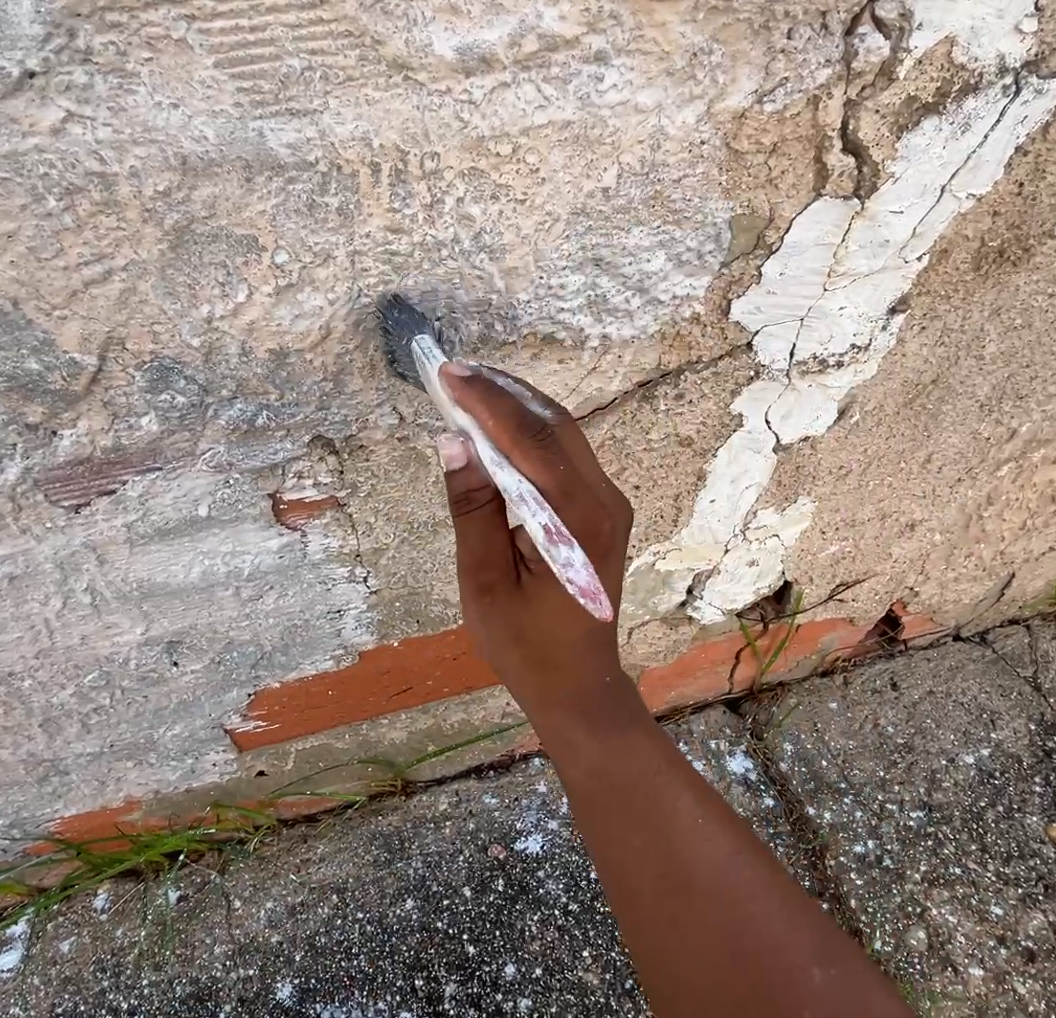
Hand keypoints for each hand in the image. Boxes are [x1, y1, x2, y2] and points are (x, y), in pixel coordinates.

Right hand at [434, 362, 636, 724]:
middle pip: (554, 425)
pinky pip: (564, 454)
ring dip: (515, 406)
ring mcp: (608, 503)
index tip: (447, 375)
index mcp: (579, 523)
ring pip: (562, 433)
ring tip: (468, 387)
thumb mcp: (484, 584)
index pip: (532, 442)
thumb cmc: (524, 646)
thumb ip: (472, 511)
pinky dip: (527, 431)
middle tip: (453, 372)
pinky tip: (495, 425)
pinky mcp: (601, 508)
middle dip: (502, 392)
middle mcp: (605, 501)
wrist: (577, 682)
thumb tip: (452, 442)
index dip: (488, 403)